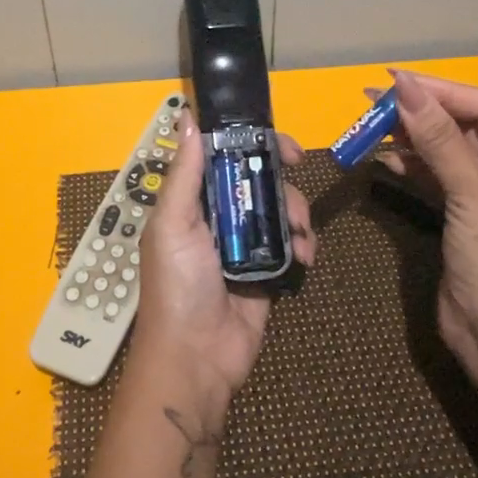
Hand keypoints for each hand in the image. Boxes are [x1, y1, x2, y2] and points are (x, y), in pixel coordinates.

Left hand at [131, 109, 317, 403]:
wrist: (197, 358)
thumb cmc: (177, 286)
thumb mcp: (172, 224)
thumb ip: (185, 172)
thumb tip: (187, 118)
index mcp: (191, 201)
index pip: (221, 156)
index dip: (245, 140)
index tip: (271, 134)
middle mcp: (219, 216)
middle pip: (256, 177)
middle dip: (278, 169)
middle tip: (297, 163)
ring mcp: (246, 244)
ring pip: (279, 207)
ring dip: (294, 209)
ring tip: (298, 229)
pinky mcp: (269, 271)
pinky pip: (293, 243)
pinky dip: (304, 242)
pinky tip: (305, 253)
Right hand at [374, 71, 477, 369]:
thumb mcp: (473, 194)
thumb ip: (438, 138)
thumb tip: (405, 86)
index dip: (444, 91)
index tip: (397, 81)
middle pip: (467, 128)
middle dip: (423, 113)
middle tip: (375, 99)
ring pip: (448, 154)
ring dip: (412, 139)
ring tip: (371, 124)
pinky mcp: (465, 222)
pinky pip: (437, 181)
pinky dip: (411, 169)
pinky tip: (383, 159)